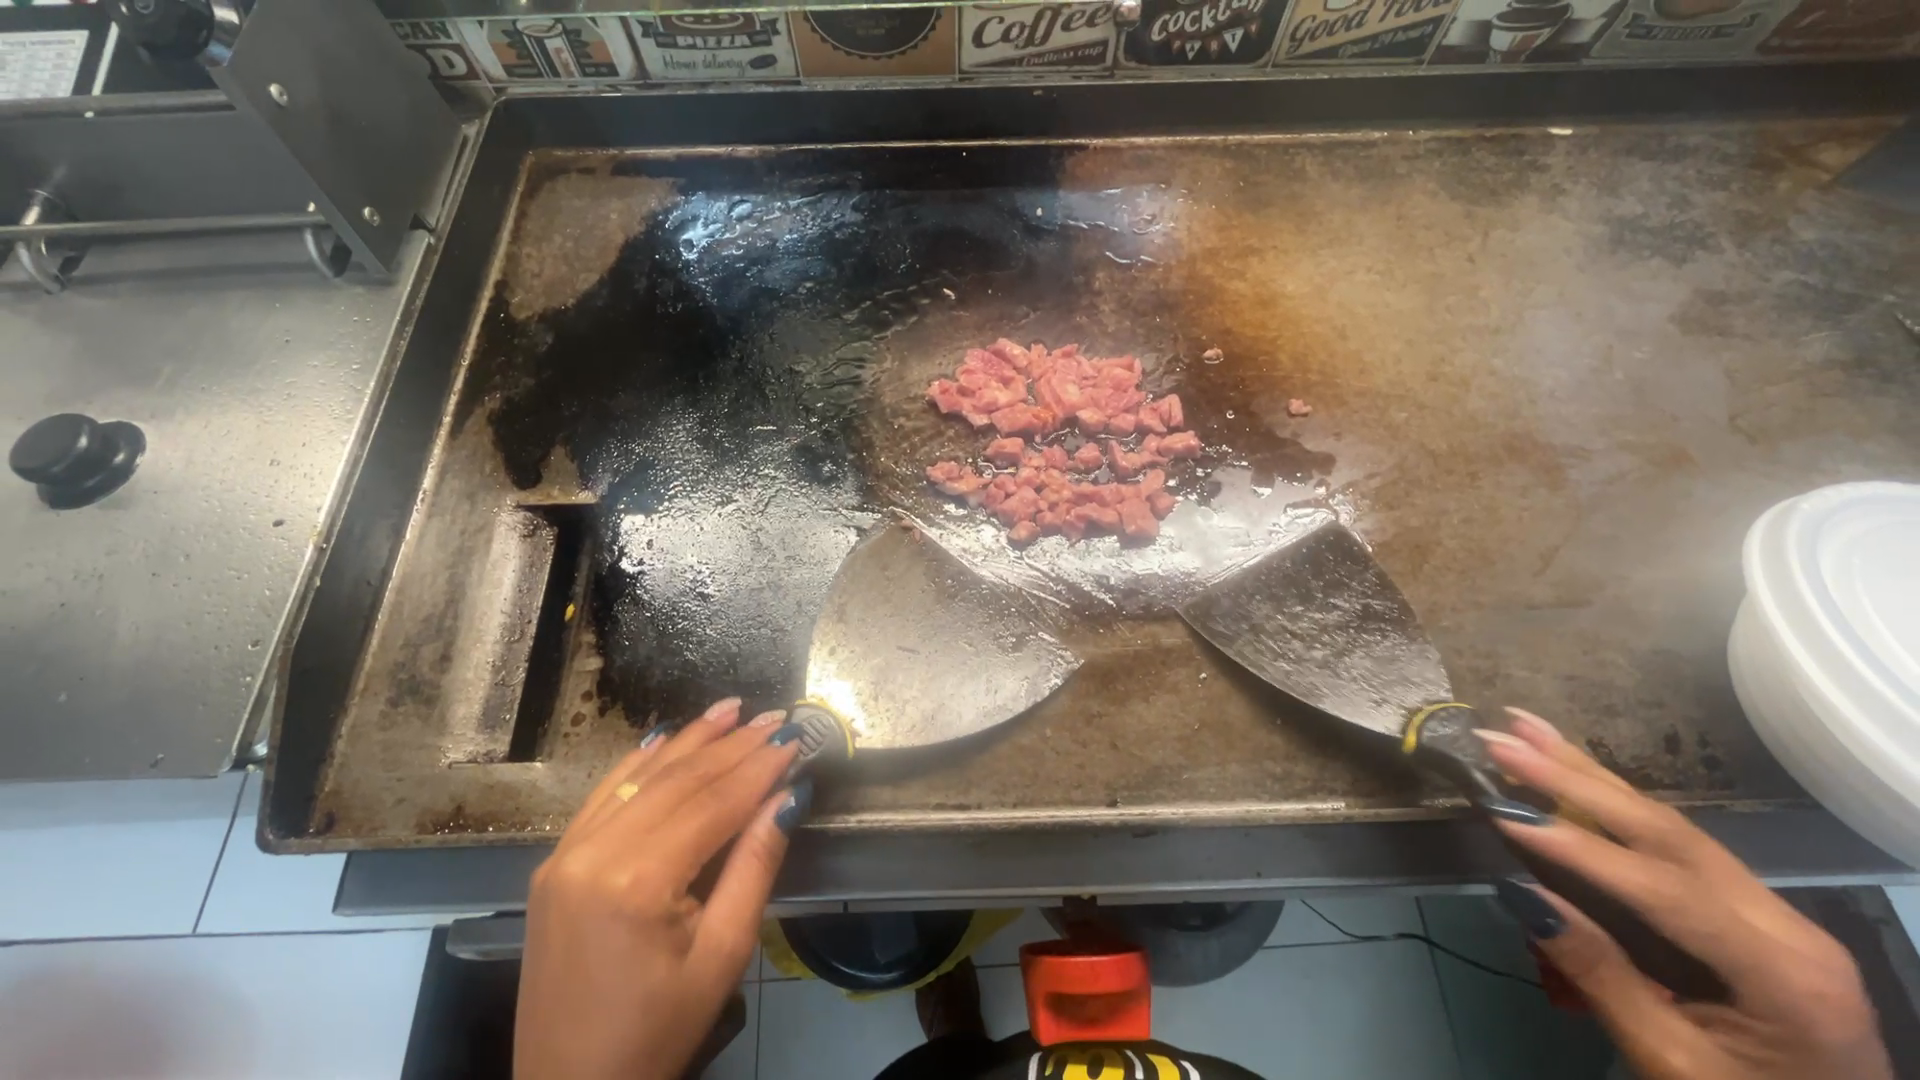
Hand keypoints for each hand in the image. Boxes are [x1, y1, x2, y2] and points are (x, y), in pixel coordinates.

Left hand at [514, 698, 807, 1079]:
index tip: (796, 738)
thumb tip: (789, 797)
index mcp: (637, 882)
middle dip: (732, 746)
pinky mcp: (554, 865)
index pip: (713, 804)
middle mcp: (594, 854)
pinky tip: (665, 737)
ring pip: (640, 780)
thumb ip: (755, 866)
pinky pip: (603, 798)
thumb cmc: (659, 1030)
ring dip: (688, 741)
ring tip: (730, 709)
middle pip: (678, 782)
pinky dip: (640, 764)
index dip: (760, 768)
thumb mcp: (723, 954)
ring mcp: (565, 856)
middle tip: (774, 717)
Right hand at [1477, 709, 1891, 1079]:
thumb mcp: (1671, 1061)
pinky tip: (1574, 769)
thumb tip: (1524, 897)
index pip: (1664, 891)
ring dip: (1590, 774)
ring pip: (1672, 826)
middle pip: (1668, 835)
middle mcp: (1788, 927)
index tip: (1502, 812)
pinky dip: (1616, 800)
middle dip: (1575, 781)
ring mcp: (1775, 912)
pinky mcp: (1752, 909)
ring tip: (1524, 727)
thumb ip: (1602, 976)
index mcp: (1783, 976)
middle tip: (1500, 741)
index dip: (1579, 847)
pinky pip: (1678, 844)